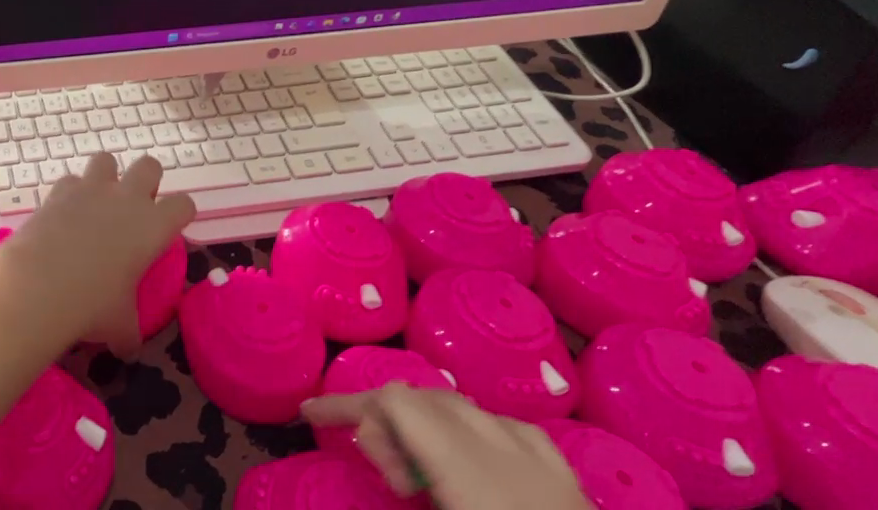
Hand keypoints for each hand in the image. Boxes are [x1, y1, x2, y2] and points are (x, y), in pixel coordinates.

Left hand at [0, 154, 194, 356]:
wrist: (40, 281)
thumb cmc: (93, 305)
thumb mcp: (121, 327)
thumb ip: (129, 332)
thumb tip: (127, 350)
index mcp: (153, 226)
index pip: (185, 204)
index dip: (180, 214)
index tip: (170, 229)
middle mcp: (126, 198)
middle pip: (150, 165)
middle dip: (147, 180)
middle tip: (135, 208)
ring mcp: (91, 189)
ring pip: (106, 160)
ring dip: (106, 176)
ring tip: (97, 202)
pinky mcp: (58, 190)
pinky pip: (69, 179)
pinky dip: (69, 192)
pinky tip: (63, 213)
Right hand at [301, 384, 590, 509]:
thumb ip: (399, 474)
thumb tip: (372, 462)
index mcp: (462, 464)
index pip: (392, 402)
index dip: (344, 404)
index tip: (310, 417)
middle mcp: (498, 446)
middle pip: (422, 398)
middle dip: (385, 421)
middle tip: (388, 478)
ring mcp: (538, 460)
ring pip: (465, 408)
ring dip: (427, 422)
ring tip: (420, 471)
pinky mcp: (567, 480)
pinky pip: (512, 429)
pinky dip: (478, 431)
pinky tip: (479, 458)